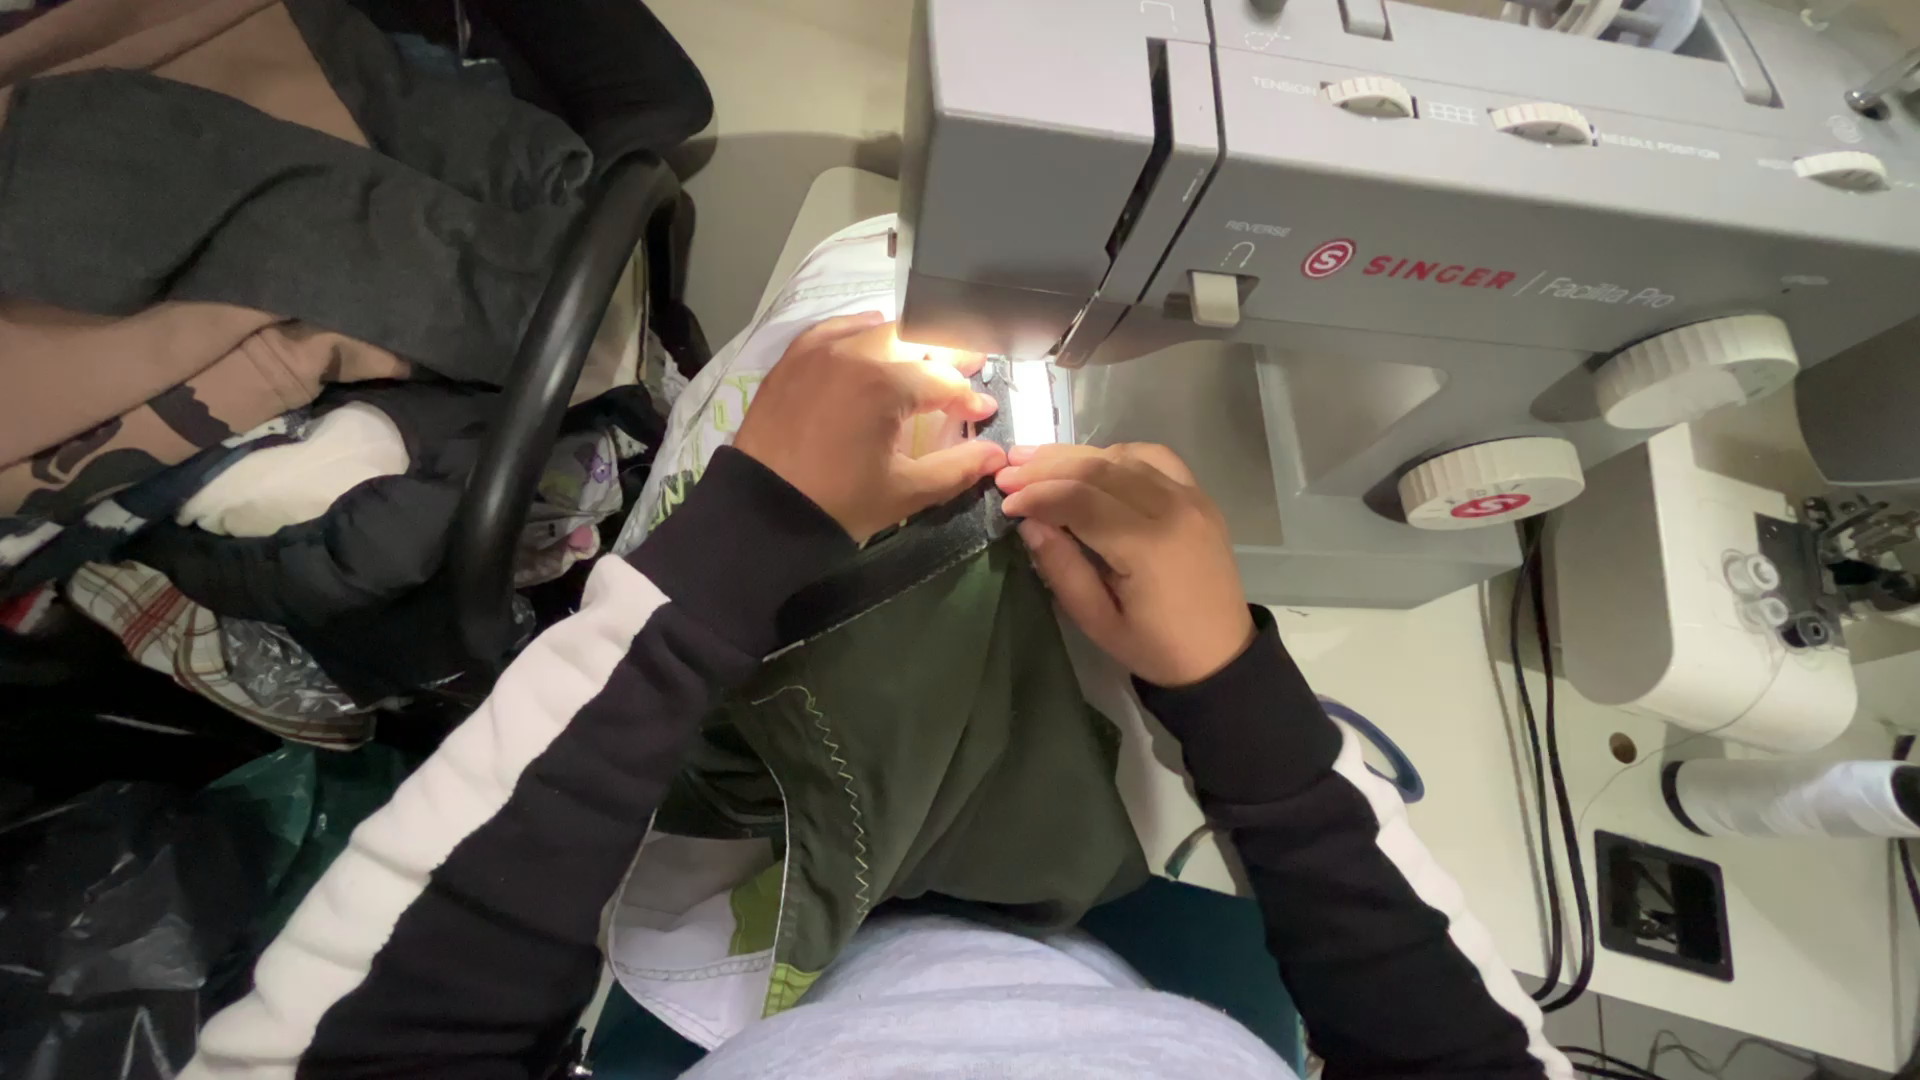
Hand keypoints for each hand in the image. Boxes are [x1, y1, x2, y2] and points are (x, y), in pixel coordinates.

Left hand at [733, 313, 1006, 543]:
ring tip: (920, 361)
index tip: (983, 413)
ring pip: (875, 329)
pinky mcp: (792, 358)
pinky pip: (834, 329)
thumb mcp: (904, 492)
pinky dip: (859, 333)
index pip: (943, 381)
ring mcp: (818, 351)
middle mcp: (854, 354)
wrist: (761, 512)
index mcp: (886, 385)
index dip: (968, 399)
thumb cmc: (838, 503)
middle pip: (914, 340)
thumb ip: (957, 469)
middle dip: (944, 356)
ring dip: (905, 343)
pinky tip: (869, 343)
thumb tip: (997, 454)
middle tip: (964, 372)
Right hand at [996, 443, 1254, 686]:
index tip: (1004, 503)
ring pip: (1123, 455)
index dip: (1036, 495)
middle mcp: (1173, 509)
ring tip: (1034, 461)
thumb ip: (1062, 568)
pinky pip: (1154, 457)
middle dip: (1046, 467)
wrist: (1220, 655)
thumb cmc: (1154, 647)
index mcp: (1148, 547)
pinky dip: (1116, 454)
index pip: (1080, 500)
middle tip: (1007, 472)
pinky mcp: (1199, 495)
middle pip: (1099, 468)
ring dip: (1075, 455)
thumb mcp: (1097, 621)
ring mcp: (1191, 497)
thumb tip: (1028, 523)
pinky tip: (1090, 464)